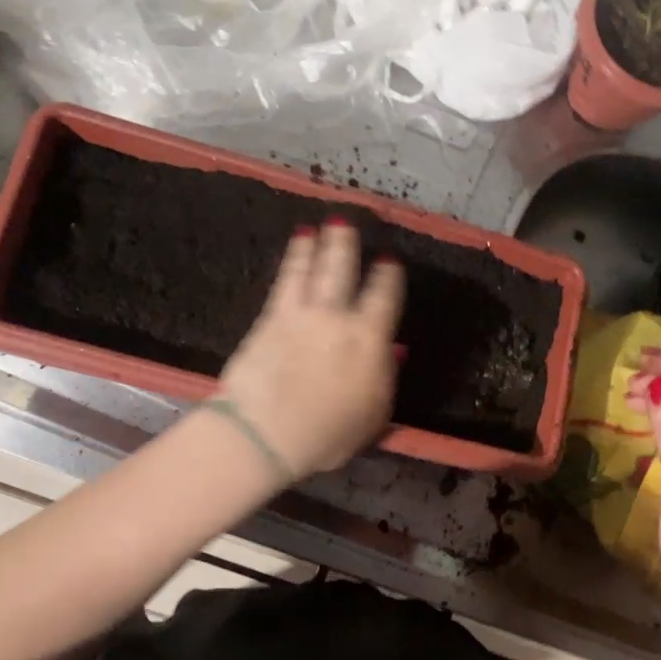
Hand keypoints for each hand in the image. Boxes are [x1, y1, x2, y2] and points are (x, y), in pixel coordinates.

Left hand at [217, 218, 403, 480]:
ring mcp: (302, 314)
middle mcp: (338, 318)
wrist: (268, 431)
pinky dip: (293, 259)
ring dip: (319, 244)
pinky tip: (296, 246)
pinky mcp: (270, 318)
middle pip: (345, 272)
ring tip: (321, 225)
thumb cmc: (327, 435)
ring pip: (314, 269)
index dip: (388, 278)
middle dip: (348, 246)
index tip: (389, 262)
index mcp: (370, 341)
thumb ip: (385, 379)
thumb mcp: (373, 416)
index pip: (384, 298)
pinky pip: (286, 280)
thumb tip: (392, 350)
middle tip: (348, 224)